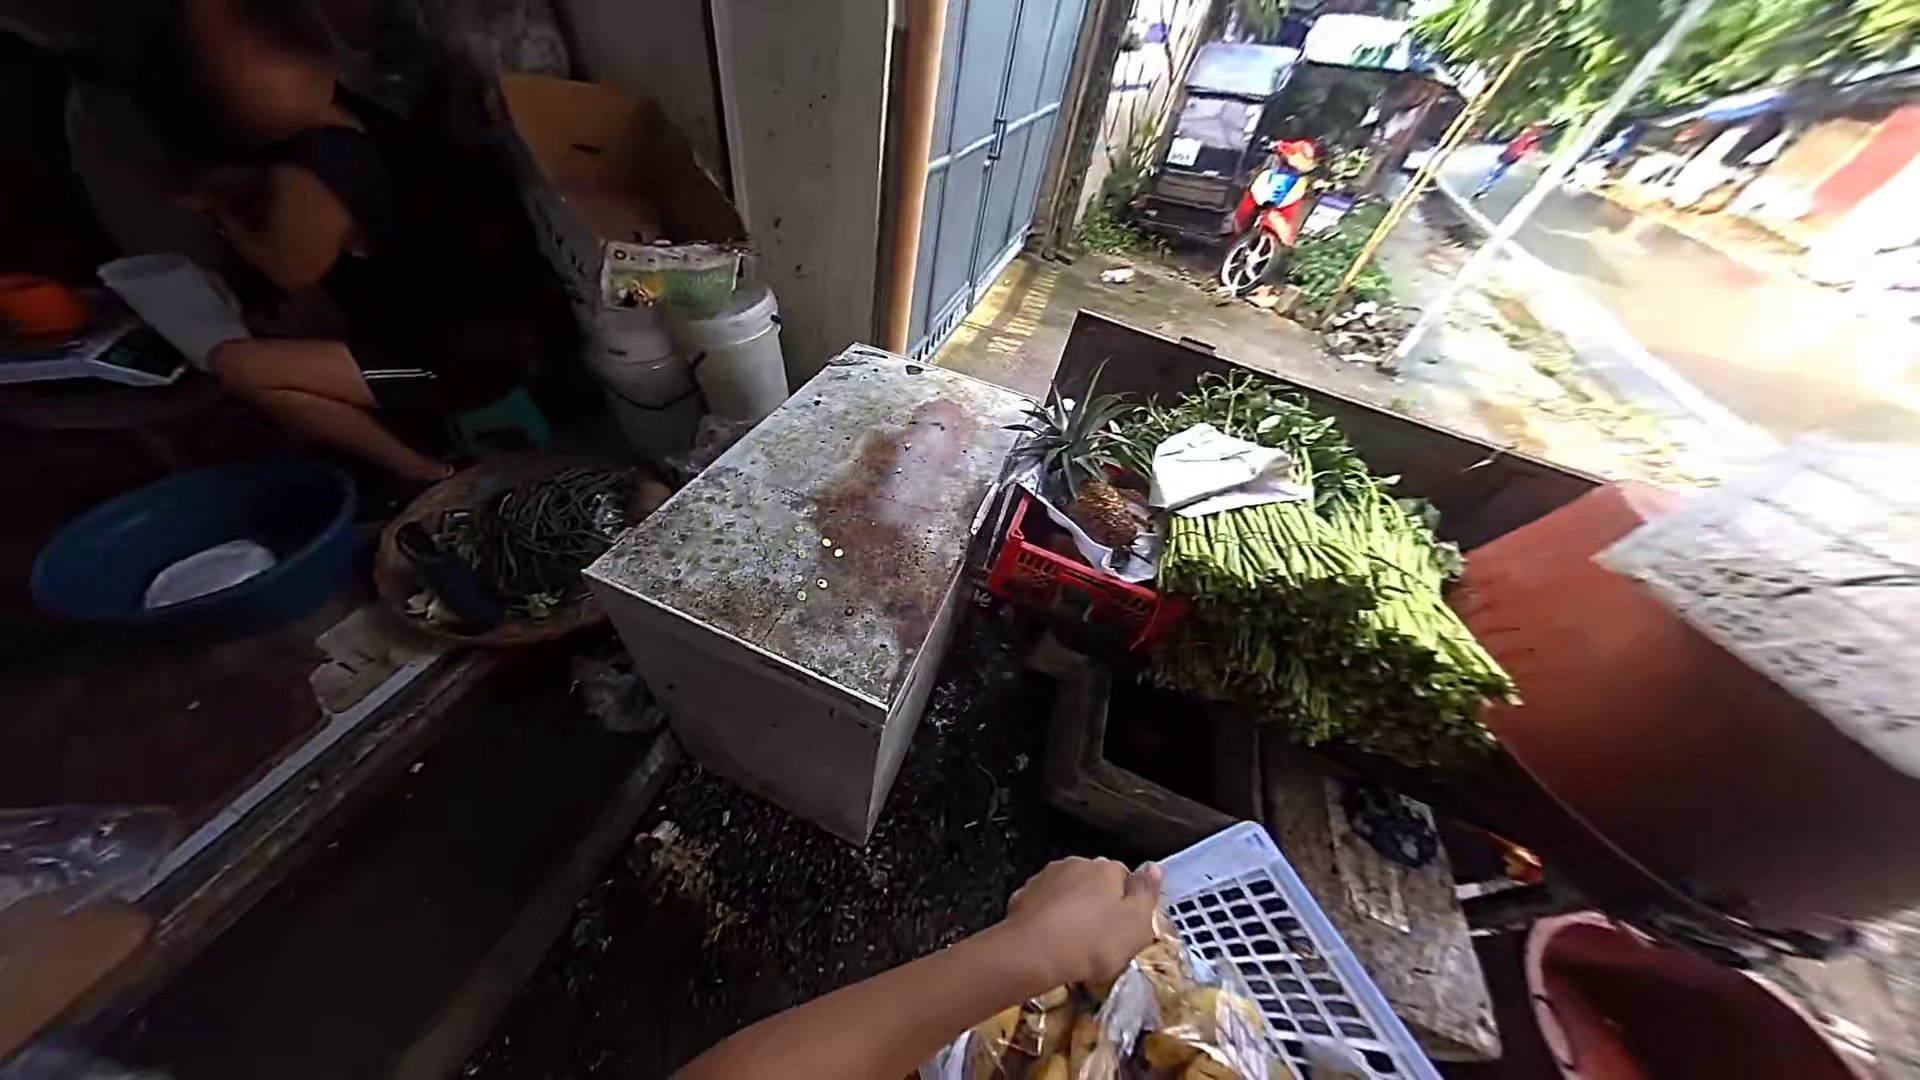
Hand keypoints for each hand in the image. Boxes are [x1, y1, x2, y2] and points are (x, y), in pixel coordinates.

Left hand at [1000, 857, 1161, 986]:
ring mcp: (1048, 875)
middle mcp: (1076, 863)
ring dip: (1075, 908)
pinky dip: (1052, 916)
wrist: (1032, 950)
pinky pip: (1047, 903)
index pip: (1125, 877)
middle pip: (1096, 882)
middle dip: (1100, 904)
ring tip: (1076, 942)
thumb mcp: (1135, 925)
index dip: (1128, 904)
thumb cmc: (1092, 941)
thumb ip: (1147, 894)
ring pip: (1070, 890)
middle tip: (1103, 940)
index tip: (1127, 930)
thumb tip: (1155, 866)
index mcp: (1105, 868)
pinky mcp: (1026, 892)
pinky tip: (1052, 939)